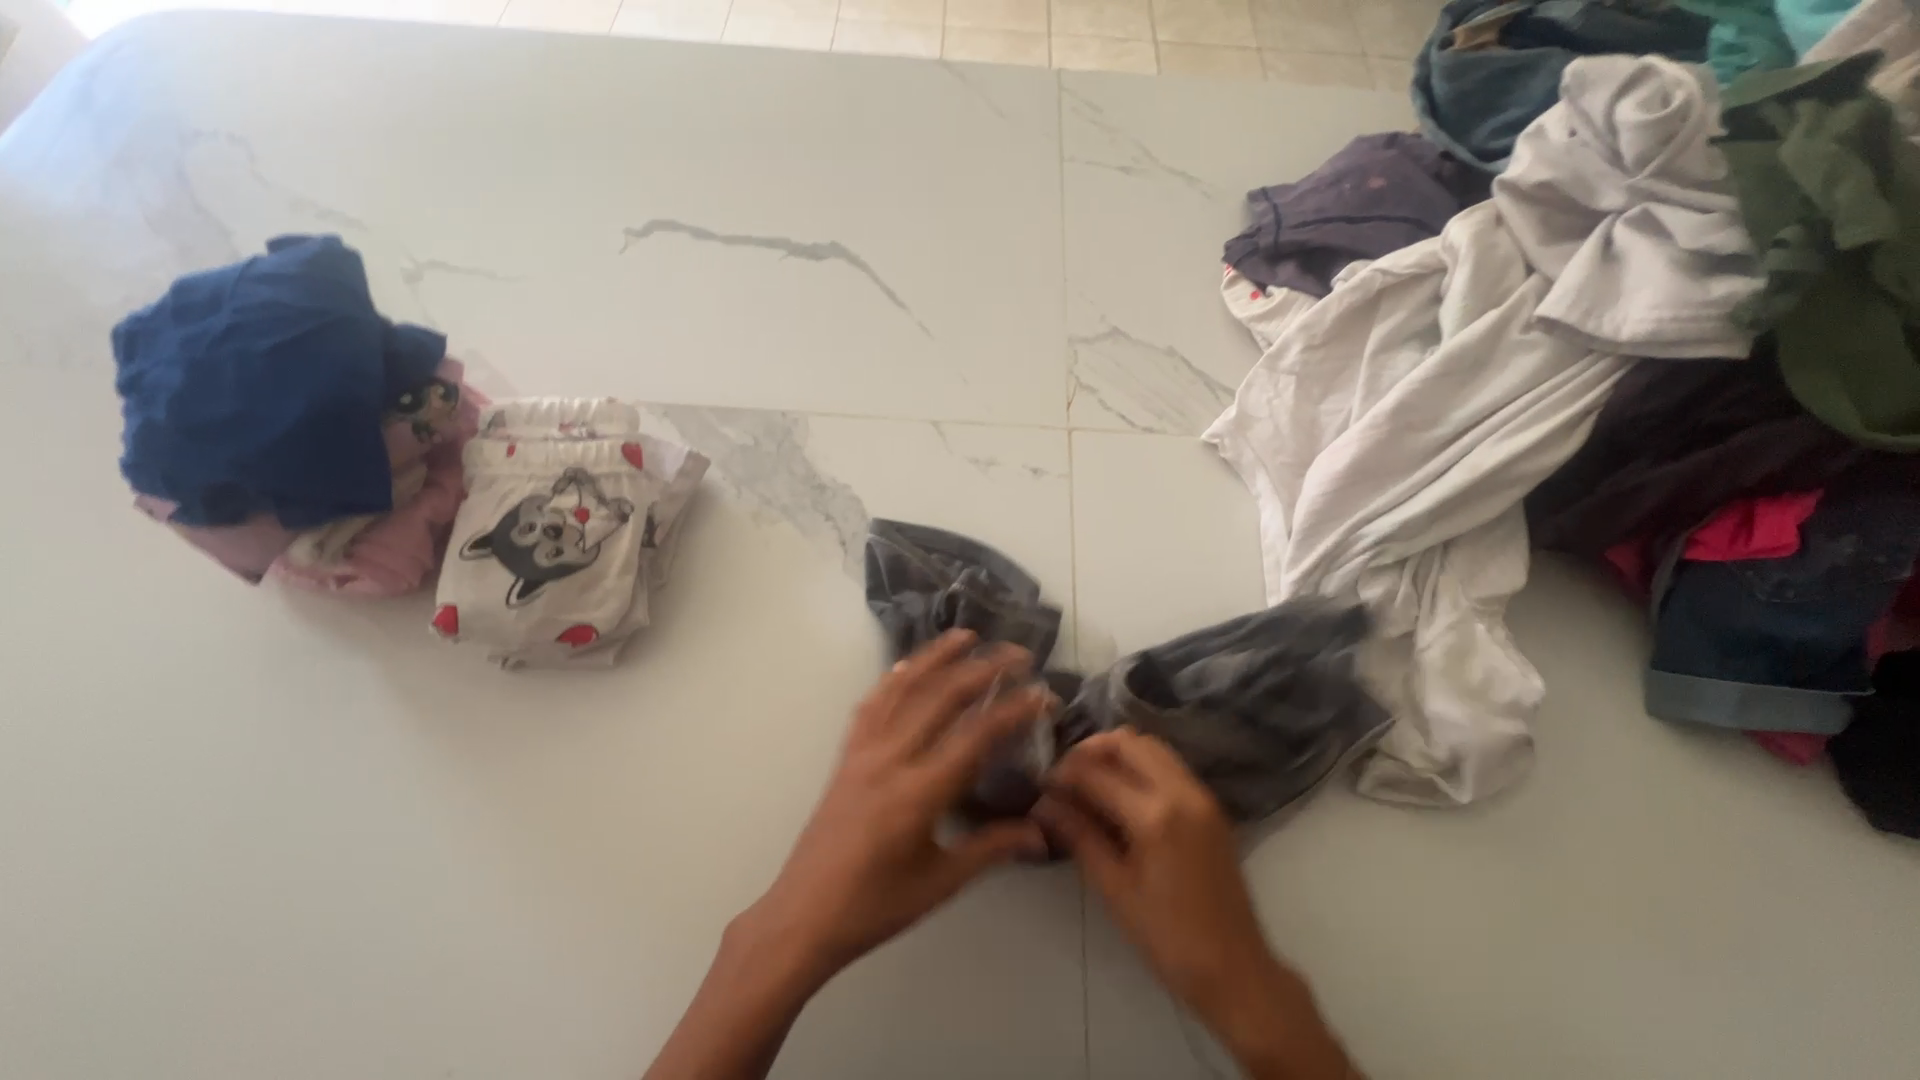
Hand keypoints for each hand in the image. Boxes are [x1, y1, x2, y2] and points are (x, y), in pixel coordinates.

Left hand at [738, 629, 1052, 984]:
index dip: (1014, 710)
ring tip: (965, 636)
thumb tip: (1043, 832)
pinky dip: (892, 680)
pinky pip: (870, 707)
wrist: (803, 916)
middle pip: (941, 698)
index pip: (977, 737)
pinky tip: (906, 667)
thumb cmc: (876, 906)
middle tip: (1018, 655)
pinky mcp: (845, 757)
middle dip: (983, 669)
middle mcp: (890, 760)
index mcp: (920, 793)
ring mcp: (863, 754)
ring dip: (935, 658)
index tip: (1043, 695)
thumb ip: (993, 848)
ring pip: (902, 690)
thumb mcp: (942, 882)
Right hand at [1035, 730, 1358, 1078]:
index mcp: (1156, 815)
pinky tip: (1120, 795)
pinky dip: (1141, 767)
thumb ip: (1079, 836)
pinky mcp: (1211, 806)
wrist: (1233, 968)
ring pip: (1152, 748)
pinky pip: (1170, 766)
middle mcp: (1183, 792)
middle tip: (1065, 776)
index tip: (1041, 785)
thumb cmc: (1167, 937)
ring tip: (1089, 782)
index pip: (1096, 773)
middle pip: (1129, 742)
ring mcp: (1202, 796)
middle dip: (1091, 750)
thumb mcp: (1113, 888)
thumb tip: (1044, 804)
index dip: (1063, 774)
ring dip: (1118, 754)